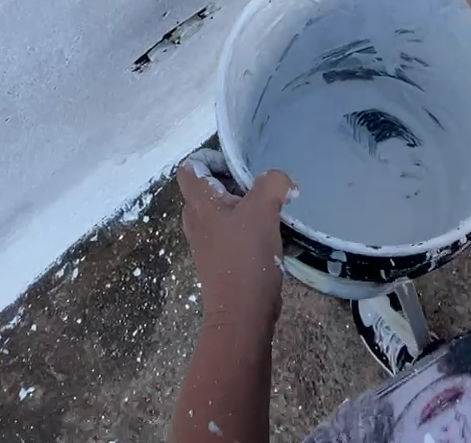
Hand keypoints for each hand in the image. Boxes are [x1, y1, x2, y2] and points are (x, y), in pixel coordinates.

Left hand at [177, 152, 295, 334]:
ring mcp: (207, 241)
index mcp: (198, 203)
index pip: (190, 167)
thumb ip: (272, 183)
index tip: (239, 165)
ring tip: (272, 208)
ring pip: (224, 209)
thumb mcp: (263, 209)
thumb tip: (280, 181)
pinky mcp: (220, 258)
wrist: (242, 314)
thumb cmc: (246, 256)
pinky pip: (232, 230)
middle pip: (210, 186)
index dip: (211, 158)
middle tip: (261, 186)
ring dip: (247, 204)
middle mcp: (196, 219)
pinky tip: (274, 232)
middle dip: (236, 181)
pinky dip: (250, 226)